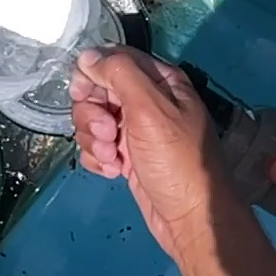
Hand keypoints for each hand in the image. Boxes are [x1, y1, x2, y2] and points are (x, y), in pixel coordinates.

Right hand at [69, 48, 238, 260]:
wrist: (191, 219)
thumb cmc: (177, 161)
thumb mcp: (150, 110)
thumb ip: (119, 74)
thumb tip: (88, 56)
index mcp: (160, 81)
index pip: (113, 60)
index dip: (92, 75)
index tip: (84, 96)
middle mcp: (148, 101)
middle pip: (97, 90)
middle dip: (92, 114)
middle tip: (108, 134)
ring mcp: (136, 130)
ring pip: (93, 120)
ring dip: (94, 140)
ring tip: (114, 159)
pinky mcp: (127, 156)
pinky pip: (97, 147)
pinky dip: (98, 158)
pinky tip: (113, 171)